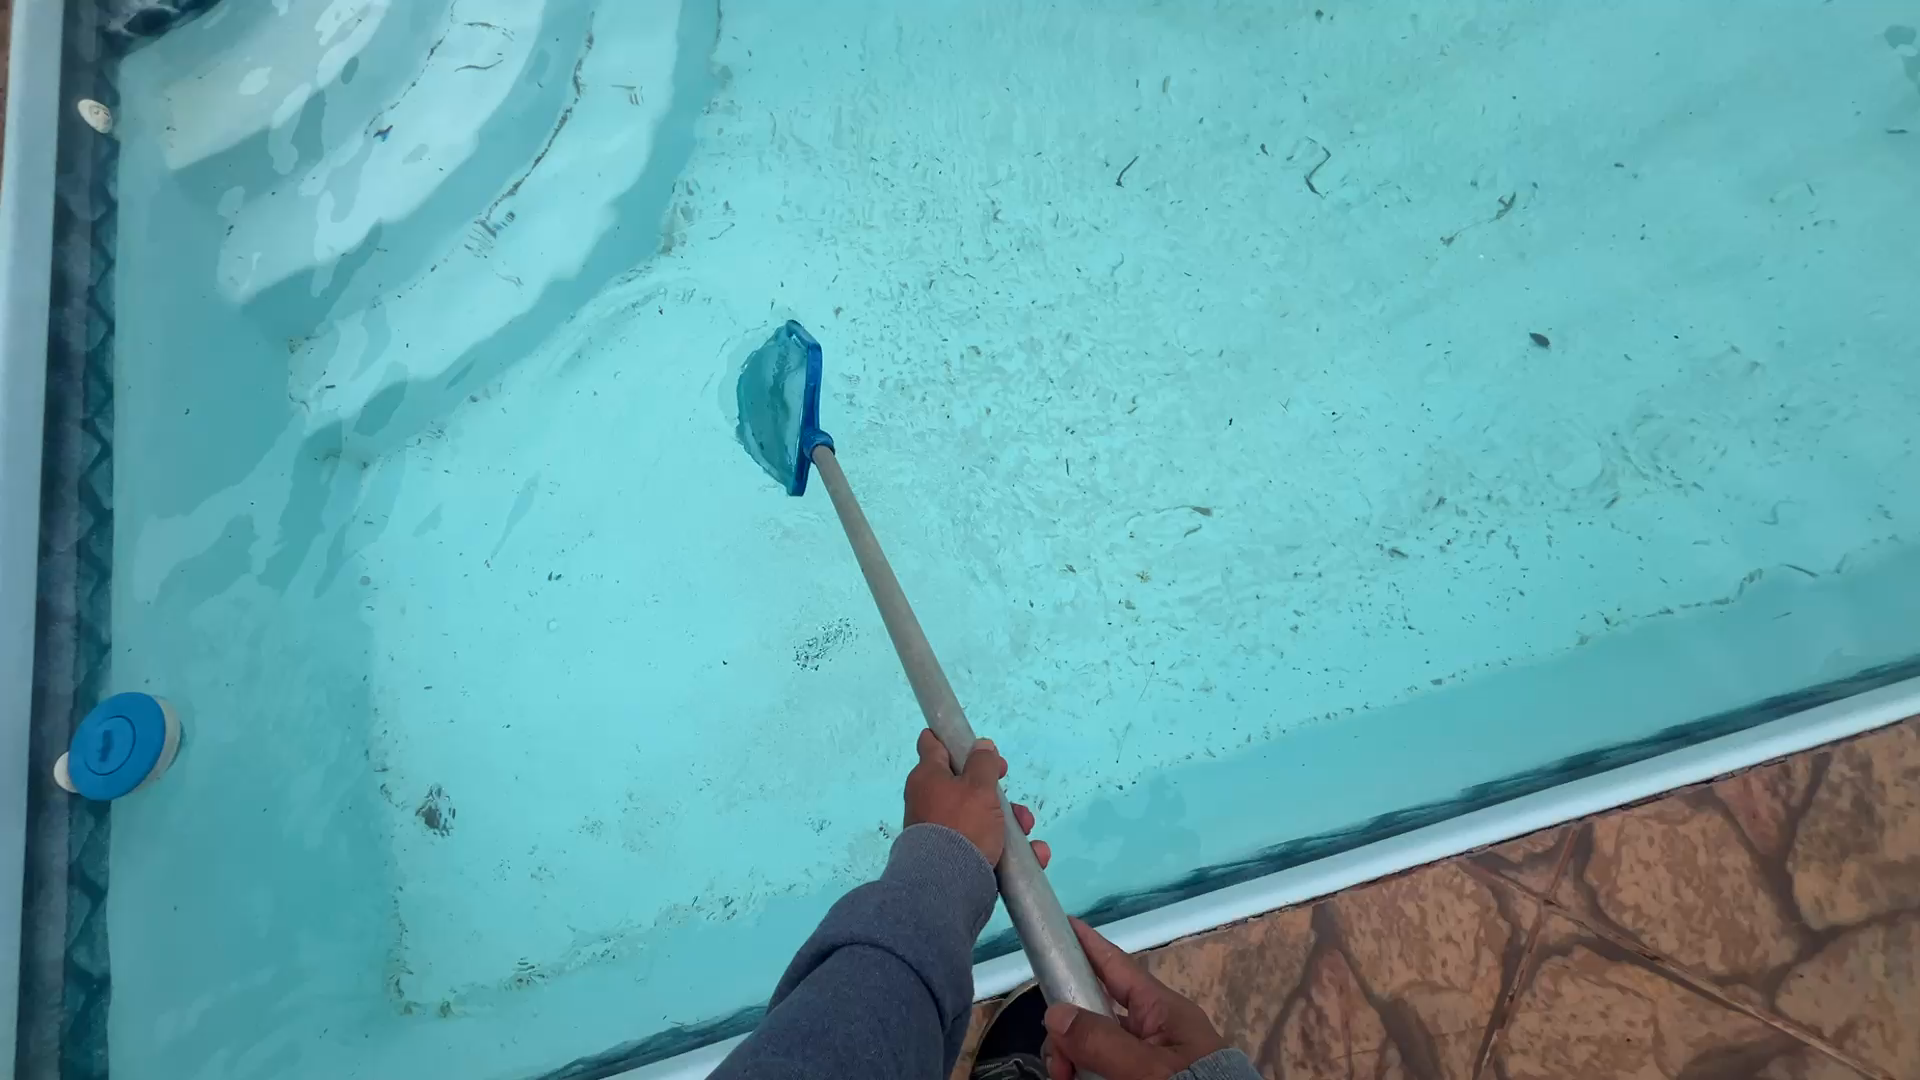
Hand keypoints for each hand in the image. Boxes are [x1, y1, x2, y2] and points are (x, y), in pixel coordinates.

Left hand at [903, 729, 1048, 869]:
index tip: (978, 747)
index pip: (932, 744)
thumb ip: (983, 763)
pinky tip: (1034, 855)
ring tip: (1027, 829)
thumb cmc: (962, 825)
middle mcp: (930, 801)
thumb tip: (981, 745)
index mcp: (928, 777)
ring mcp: (942, 830)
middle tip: (1007, 787)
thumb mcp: (979, 787)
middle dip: (994, 787)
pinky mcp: (956, 857)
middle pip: (965, 783)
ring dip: (1009, 820)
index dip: (955, 740)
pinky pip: (985, 844)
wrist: (946, 889)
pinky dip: (1009, 848)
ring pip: (980, 815)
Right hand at [1043, 918, 1227, 1079]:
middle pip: (1095, 1010)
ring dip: (1073, 1056)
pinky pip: (1103, 1067)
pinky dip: (1085, 1071)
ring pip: (1095, 1044)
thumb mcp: (1149, 1069)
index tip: (1060, 922)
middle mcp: (1152, 1029)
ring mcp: (1147, 1059)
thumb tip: (1053, 1013)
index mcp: (1162, 1009)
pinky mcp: (1140, 1078)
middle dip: (1068, 1025)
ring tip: (1063, 1077)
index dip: (1087, 943)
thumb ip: (1102, 1041)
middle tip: (1056, 1060)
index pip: (1116, 963)